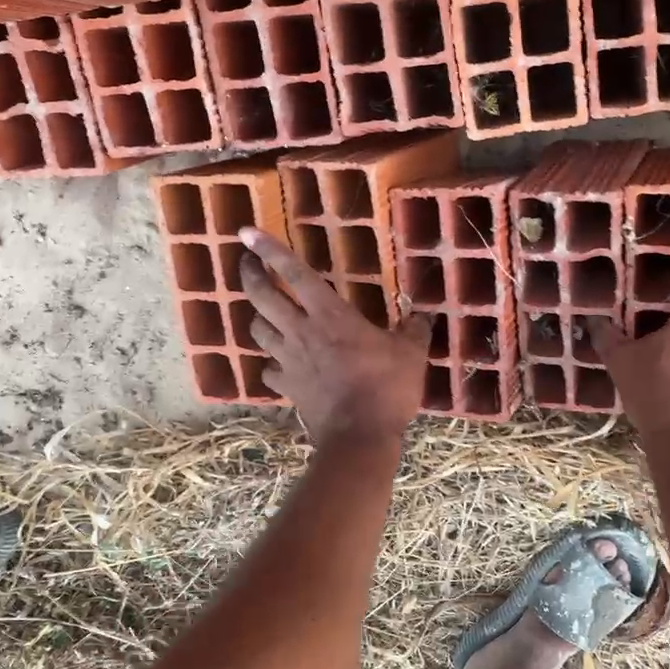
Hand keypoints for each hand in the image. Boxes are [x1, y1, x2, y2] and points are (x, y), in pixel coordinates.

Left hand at [238, 227, 432, 441]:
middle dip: (250, 275)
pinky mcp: (287, 387)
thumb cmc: (386, 387)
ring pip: (258, 329)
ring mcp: (289, 361)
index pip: (294, 273)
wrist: (358, 436)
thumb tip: (422, 315)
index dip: (270, 250)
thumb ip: (414, 329)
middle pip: (261, 296)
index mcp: (330, 315)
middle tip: (246, 263)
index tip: (247, 233)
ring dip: (258, 315)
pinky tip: (279, 362)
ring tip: (264, 311)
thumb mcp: (412, 354)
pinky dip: (271, 361)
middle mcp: (300, 331)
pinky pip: (269, 368)